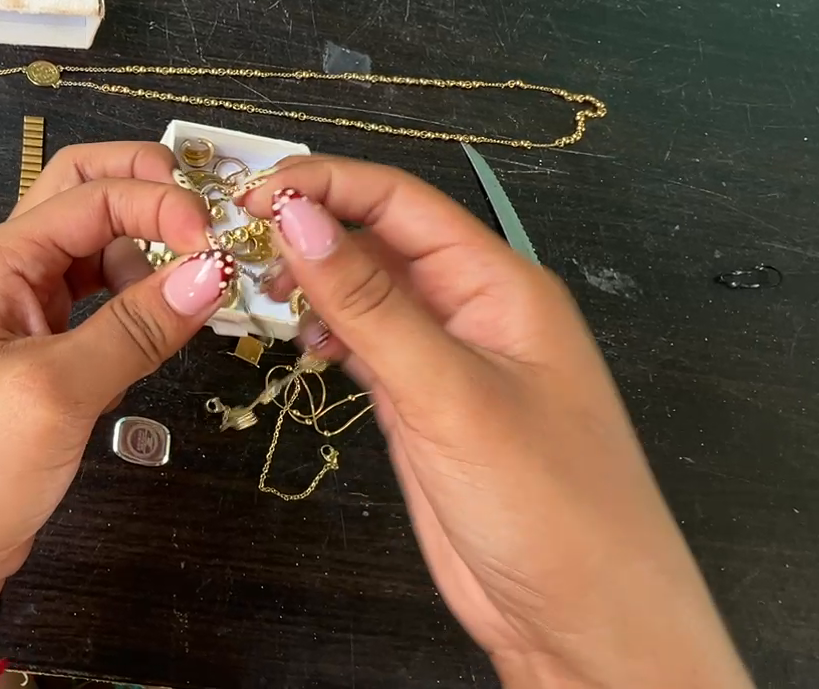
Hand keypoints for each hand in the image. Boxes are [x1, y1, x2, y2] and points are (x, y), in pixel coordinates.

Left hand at [0, 143, 231, 688]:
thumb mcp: (56, 391)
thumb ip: (136, 327)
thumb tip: (215, 271)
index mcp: (0, 258)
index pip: (90, 196)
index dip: (157, 203)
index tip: (215, 241)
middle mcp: (12, 269)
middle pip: (83, 194)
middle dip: (145, 190)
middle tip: (205, 219)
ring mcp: (28, 309)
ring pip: (97, 246)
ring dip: (146, 249)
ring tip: (193, 286)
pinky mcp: (47, 348)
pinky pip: (100, 298)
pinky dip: (137, 296)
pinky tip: (166, 319)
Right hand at [241, 157, 752, 688]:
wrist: (585, 633)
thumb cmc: (545, 506)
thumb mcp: (449, 394)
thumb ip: (368, 303)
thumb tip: (294, 217)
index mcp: (496, 282)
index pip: (399, 202)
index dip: (325, 184)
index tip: (251, 194)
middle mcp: (465, 304)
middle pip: (374, 238)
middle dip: (307, 228)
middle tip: (233, 238)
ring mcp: (438, 352)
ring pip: (358, 288)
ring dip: (307, 281)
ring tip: (252, 287)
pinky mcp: (414, 394)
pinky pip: (357, 337)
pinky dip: (319, 329)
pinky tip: (295, 339)